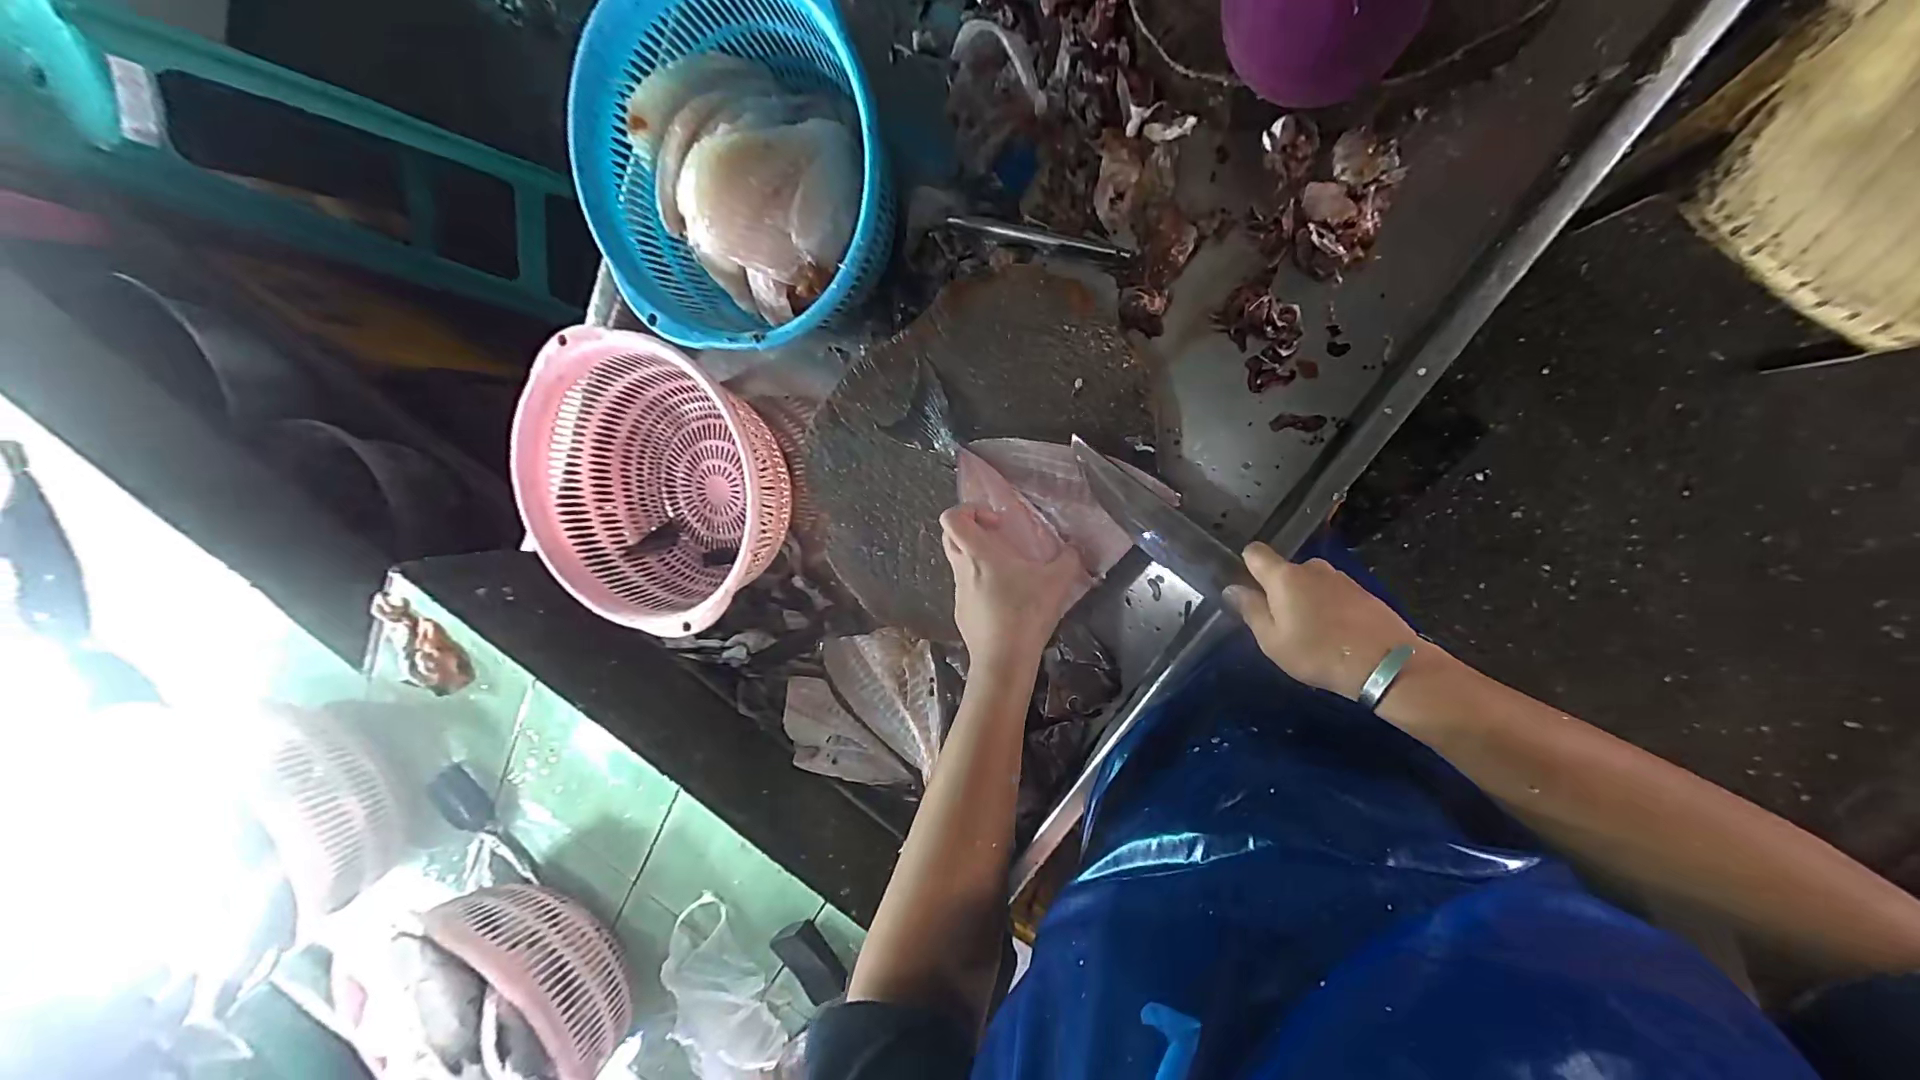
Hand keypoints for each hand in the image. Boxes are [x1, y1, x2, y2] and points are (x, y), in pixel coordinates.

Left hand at [941, 504, 1087, 661]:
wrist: (1003, 661)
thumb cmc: (1025, 614)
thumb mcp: (1057, 582)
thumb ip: (1069, 559)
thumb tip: (1074, 549)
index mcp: (978, 554)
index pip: (951, 518)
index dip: (969, 510)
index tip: (995, 522)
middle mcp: (962, 569)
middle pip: (950, 536)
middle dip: (971, 530)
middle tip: (999, 539)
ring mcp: (959, 592)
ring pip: (959, 563)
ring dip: (978, 559)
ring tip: (1009, 574)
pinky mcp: (962, 613)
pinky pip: (967, 589)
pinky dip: (981, 586)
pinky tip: (1006, 602)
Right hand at [1225, 542, 1422, 698]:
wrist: (1387, 665)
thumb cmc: (1318, 653)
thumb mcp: (1272, 640)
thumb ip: (1251, 611)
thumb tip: (1233, 589)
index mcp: (1284, 576)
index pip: (1255, 552)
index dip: (1246, 565)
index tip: (1247, 589)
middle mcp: (1312, 568)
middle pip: (1284, 571)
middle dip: (1278, 590)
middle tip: (1281, 623)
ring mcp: (1341, 578)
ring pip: (1311, 583)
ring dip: (1306, 600)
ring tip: (1311, 632)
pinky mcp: (1363, 592)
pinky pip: (1333, 593)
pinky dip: (1328, 607)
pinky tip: (1335, 634)